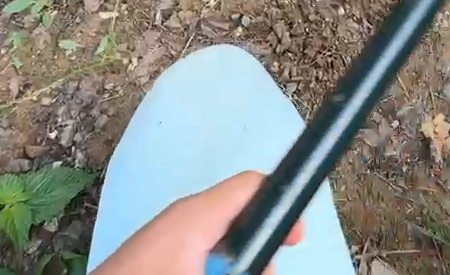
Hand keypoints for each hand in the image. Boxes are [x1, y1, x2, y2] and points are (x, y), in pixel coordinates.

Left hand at [91, 171, 302, 274]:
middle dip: (260, 238)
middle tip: (271, 267)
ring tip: (247, 270)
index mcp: (197, 215)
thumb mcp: (207, 274)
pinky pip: (196, 246)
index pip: (252, 184)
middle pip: (238, 209)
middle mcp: (182, 216)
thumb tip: (266, 264)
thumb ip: (242, 267)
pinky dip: (214, 259)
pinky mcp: (152, 255)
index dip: (282, 200)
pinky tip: (216, 272)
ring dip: (236, 254)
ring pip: (217, 230)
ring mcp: (164, 235)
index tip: (297, 236)